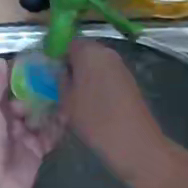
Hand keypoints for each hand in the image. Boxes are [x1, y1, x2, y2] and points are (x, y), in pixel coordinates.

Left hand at [0, 59, 63, 187]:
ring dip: (50, 103)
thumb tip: (0, 60)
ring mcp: (22, 135)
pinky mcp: (37, 150)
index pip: (5, 87)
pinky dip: (59, 123)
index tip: (36, 59)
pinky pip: (50, 133)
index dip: (19, 75)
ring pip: (39, 115)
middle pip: (24, 100)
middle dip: (38, 88)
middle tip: (57, 70)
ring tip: (68, 85)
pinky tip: (71, 108)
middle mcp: (5, 120)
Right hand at [63, 40, 174, 184]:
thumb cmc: (95, 120)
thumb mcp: (67, 100)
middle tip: (63, 86)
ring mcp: (121, 66)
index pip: (67, 43)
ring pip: (96, 64)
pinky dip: (99, 83)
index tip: (51, 73)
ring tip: (78, 97)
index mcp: (88, 51)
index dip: (58, 56)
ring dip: (86, 75)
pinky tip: (95, 103)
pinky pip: (107, 75)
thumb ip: (60, 79)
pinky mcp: (130, 81)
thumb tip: (60, 70)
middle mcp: (106, 53)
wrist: (136, 144)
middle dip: (73, 65)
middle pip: (84, 51)